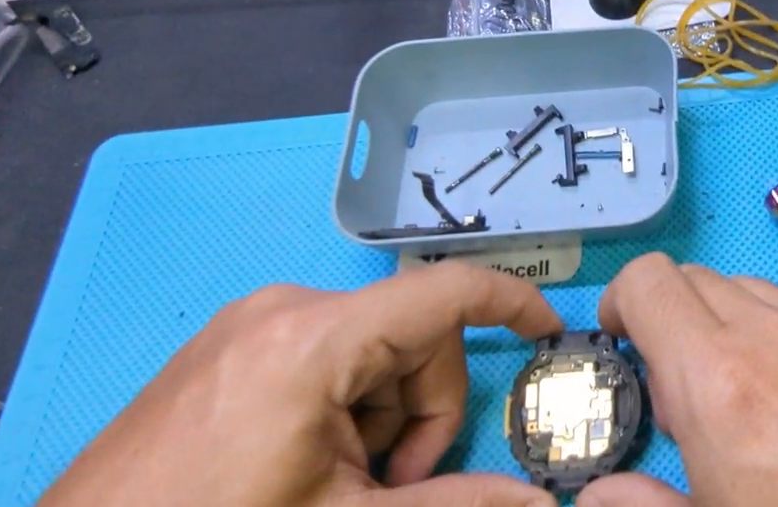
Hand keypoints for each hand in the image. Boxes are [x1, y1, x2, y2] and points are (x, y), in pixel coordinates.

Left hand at [40, 261, 565, 506]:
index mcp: (316, 338)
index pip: (448, 291)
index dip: (514, 303)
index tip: (550, 335)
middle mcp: (286, 308)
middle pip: (411, 336)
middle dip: (422, 414)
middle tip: (392, 488)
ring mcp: (250, 324)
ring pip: (371, 351)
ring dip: (383, 419)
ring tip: (339, 488)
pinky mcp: (227, 348)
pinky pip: (325, 357)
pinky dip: (344, 409)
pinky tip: (306, 467)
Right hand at [578, 253, 777, 506]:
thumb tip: (595, 493)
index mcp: (720, 382)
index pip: (649, 283)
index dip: (622, 302)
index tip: (621, 340)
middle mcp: (775, 334)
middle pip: (697, 280)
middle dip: (673, 320)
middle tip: (683, 394)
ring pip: (756, 291)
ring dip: (732, 327)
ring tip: (748, 400)